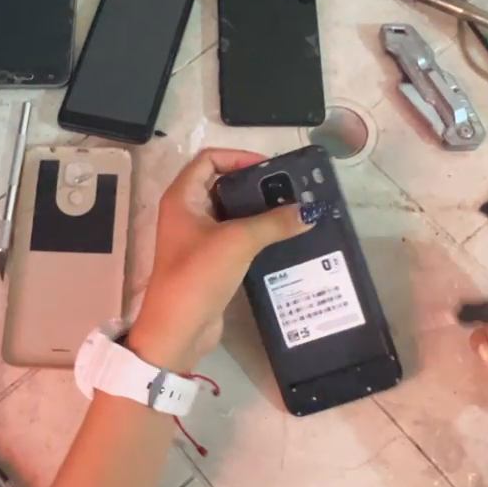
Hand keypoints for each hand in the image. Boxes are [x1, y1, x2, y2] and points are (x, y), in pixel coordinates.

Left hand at [128, 149, 309, 371]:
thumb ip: (274, 222)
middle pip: (221, 184)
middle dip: (253, 184)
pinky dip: (255, 233)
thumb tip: (309, 211)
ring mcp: (196, 238)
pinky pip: (234, 236)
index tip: (269, 169)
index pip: (209, 160)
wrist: (178, 329)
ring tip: (291, 212)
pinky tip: (281, 238)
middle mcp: (186, 212)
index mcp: (182, 197)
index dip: (238, 157)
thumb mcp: (238, 241)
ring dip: (257, 210)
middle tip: (288, 190)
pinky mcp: (209, 260)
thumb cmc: (198, 275)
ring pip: (229, 212)